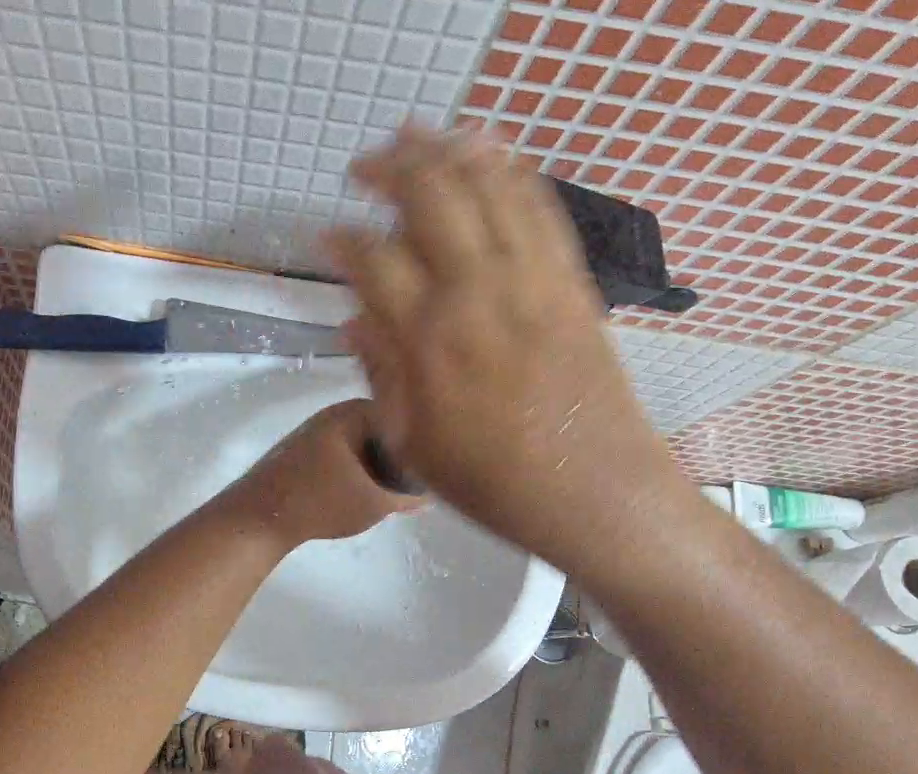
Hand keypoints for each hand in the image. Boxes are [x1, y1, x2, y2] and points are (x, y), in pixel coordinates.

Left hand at [211, 399, 422, 548]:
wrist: (258, 517)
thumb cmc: (321, 502)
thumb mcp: (375, 503)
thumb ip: (407, 497)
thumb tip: (427, 495)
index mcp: (352, 413)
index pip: (402, 414)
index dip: (420, 438)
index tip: (431, 463)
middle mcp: (331, 415)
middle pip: (379, 429)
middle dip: (397, 454)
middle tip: (412, 481)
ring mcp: (312, 433)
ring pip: (358, 444)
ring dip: (374, 465)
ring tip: (388, 491)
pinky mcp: (299, 455)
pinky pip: (339, 456)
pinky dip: (353, 471)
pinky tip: (357, 494)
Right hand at [323, 126, 686, 568]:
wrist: (592, 490)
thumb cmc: (491, 482)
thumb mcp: (414, 443)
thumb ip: (381, 374)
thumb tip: (353, 321)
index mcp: (428, 341)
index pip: (372, 260)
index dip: (341, 239)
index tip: (324, 236)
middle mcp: (477, 294)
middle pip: (429, 197)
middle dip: (389, 168)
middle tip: (364, 167)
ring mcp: (530, 280)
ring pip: (487, 185)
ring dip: (446, 151)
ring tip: (416, 139)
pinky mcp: (570, 281)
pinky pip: (538, 206)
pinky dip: (509, 170)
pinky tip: (488, 157)